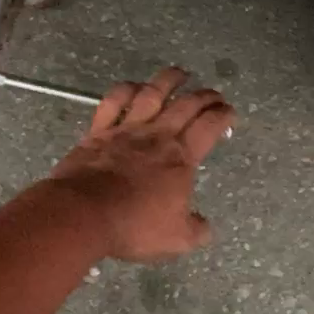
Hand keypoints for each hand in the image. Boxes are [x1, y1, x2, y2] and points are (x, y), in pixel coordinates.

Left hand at [45, 67, 235, 262]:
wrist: (84, 212)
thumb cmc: (133, 225)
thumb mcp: (176, 239)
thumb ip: (195, 230)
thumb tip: (204, 226)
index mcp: (180, 157)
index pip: (209, 127)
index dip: (223, 116)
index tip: (230, 111)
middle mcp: (157, 135)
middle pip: (186, 104)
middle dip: (205, 95)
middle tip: (214, 93)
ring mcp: (127, 129)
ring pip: (152, 92)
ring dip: (168, 79)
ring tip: (180, 73)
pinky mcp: (99, 130)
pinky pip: (114, 101)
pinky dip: (125, 89)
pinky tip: (133, 86)